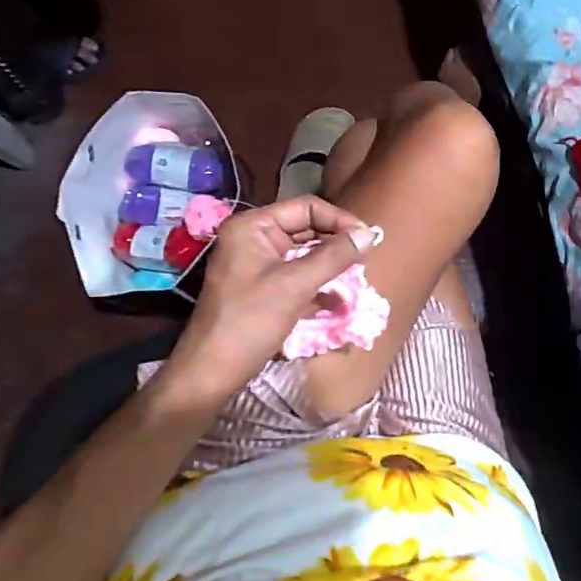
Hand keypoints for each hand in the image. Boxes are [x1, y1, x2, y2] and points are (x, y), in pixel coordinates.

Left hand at [157, 196, 380, 403]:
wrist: (211, 372)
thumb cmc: (249, 321)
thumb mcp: (295, 285)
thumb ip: (334, 256)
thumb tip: (370, 233)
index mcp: (253, 226)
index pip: (306, 207)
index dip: (339, 220)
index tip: (368, 238)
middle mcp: (254, 238)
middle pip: (306, 229)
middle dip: (336, 243)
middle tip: (366, 258)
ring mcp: (257, 264)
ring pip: (304, 254)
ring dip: (330, 266)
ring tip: (356, 278)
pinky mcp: (263, 289)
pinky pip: (297, 276)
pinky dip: (318, 285)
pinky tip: (338, 300)